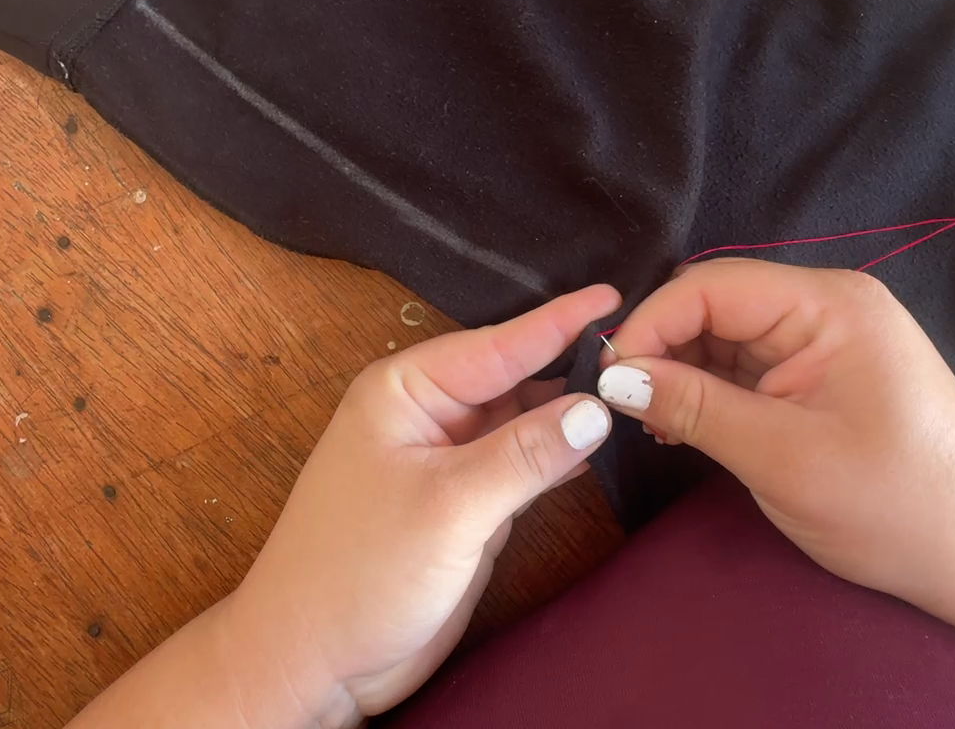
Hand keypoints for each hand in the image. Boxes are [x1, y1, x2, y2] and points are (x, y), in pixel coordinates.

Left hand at [225, 285, 620, 721]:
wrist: (315, 660)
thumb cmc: (358, 570)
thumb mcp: (447, 506)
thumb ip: (524, 454)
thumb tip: (596, 407)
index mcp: (407, 388)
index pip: (496, 345)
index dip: (557, 321)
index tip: (612, 294)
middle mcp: (429, 411)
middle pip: (512, 376)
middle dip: (568, 364)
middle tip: (639, 347)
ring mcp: (449, 456)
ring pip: (520, 419)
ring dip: (569, 411)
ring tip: (633, 389)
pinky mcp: (465, 498)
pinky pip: (521, 461)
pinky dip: (557, 453)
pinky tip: (598, 444)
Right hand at [594, 259, 954, 633]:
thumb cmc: (895, 508)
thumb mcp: (783, 459)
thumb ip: (693, 407)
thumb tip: (612, 379)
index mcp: (827, 305)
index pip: (710, 287)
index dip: (651, 324)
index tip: (611, 379)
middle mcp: (821, 302)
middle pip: (711, 303)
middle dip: (661, 348)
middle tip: (627, 406)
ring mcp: (818, 333)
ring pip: (718, 331)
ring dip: (678, 371)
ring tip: (655, 422)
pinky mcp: (812, 364)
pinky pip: (738, 358)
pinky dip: (704, 387)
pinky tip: (685, 423)